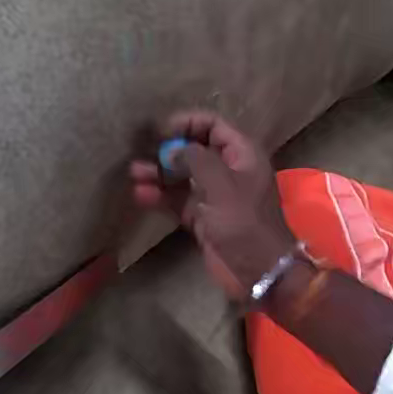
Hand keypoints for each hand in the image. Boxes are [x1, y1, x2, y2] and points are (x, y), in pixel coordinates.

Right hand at [130, 111, 298, 299]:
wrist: (258, 271)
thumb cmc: (244, 222)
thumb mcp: (222, 184)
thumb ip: (196, 159)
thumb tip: (173, 149)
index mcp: (243, 155)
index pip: (214, 126)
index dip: (188, 123)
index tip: (161, 130)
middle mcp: (229, 171)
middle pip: (196, 150)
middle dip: (169, 150)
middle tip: (143, 153)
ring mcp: (215, 196)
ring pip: (184, 177)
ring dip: (160, 174)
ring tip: (134, 173)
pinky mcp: (203, 219)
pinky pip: (179, 201)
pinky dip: (161, 197)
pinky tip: (140, 194)